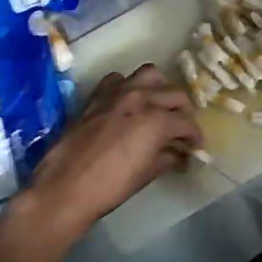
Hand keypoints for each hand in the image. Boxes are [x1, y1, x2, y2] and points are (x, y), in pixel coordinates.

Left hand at [16, 66, 202, 242]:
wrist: (66, 187)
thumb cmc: (112, 185)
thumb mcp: (149, 172)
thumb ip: (169, 157)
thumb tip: (181, 154)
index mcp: (158, 120)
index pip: (188, 123)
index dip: (195, 137)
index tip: (195, 148)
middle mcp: (141, 99)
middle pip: (175, 94)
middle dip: (184, 112)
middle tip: (181, 130)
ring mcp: (117, 93)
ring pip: (150, 75)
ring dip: (160, 89)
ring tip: (159, 106)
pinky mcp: (97, 96)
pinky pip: (119, 79)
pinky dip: (129, 87)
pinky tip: (128, 104)